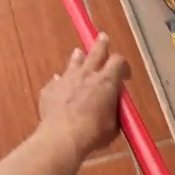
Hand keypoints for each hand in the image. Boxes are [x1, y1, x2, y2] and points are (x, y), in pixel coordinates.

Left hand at [37, 35, 127, 158]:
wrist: (62, 137)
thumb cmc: (94, 133)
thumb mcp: (114, 124)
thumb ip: (114, 109)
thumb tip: (112, 103)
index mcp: (106, 81)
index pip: (118, 61)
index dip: (123, 65)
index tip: (125, 74)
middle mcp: (86, 74)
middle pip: (96, 51)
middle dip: (101, 44)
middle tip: (103, 37)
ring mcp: (66, 78)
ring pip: (74, 62)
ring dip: (78, 59)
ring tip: (78, 54)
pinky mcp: (50, 88)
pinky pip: (57, 81)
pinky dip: (61, 83)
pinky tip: (60, 86)